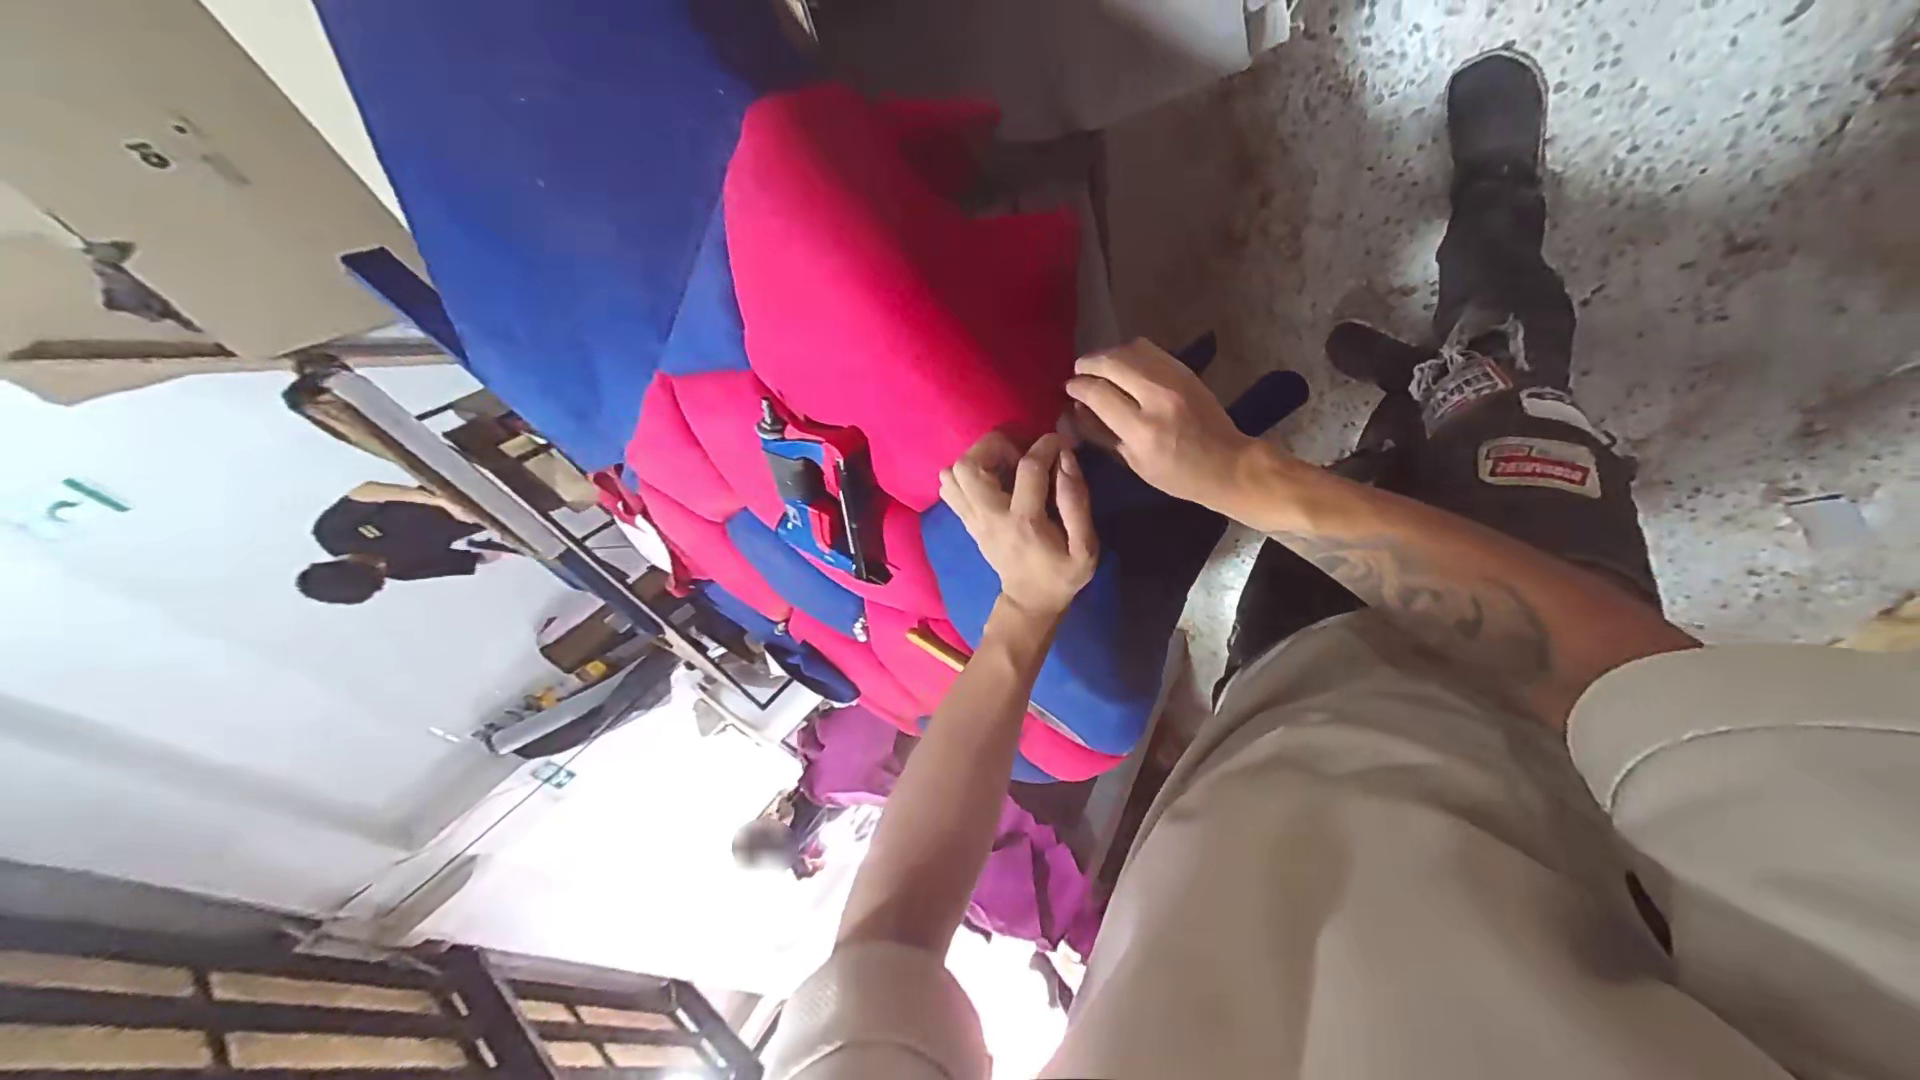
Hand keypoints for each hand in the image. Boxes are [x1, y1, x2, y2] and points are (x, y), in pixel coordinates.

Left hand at [939, 432, 1097, 619]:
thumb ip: (1077, 502)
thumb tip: (1065, 459)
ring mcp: (973, 519)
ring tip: (1004, 461)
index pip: (1027, 468)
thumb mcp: (1086, 547)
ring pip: (954, 473)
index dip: (1045, 445)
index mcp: (1024, 521)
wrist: (1030, 601)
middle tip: (1020, 450)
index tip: (1060, 442)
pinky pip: (949, 487)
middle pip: (970, 465)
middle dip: (996, 444)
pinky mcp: (966, 521)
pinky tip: (990, 475)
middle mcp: (990, 516)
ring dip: (978, 456)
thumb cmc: (1062, 574)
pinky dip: (965, 472)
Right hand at [1065, 338, 1258, 510]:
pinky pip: (1149, 350)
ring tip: (1097, 367)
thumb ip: (1101, 433)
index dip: (1077, 387)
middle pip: (1112, 363)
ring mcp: (1175, 379)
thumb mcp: (1133, 462)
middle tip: (1078, 373)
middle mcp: (1158, 397)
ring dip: (1107, 355)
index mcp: (1142, 429)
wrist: (1227, 463)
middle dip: (1088, 365)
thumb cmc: (1176, 474)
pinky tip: (1122, 366)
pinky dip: (1129, 353)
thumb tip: (1075, 408)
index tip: (1068, 389)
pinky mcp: (1185, 370)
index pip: (1098, 394)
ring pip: (1130, 350)